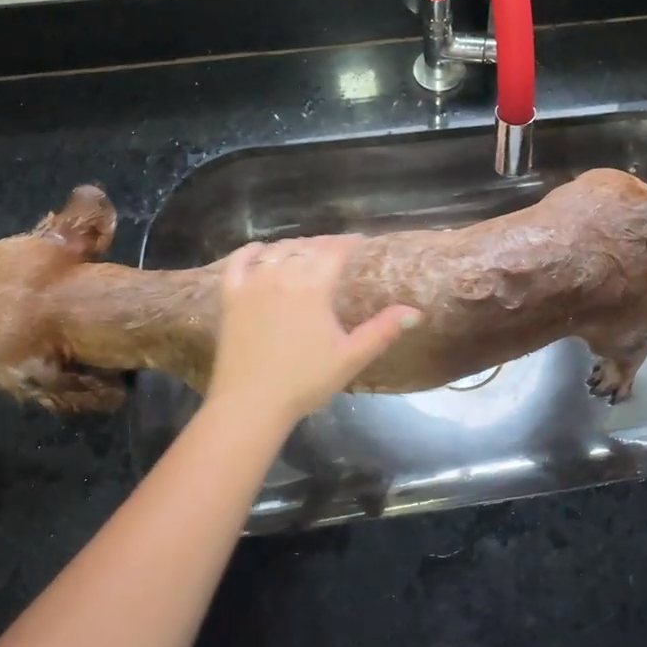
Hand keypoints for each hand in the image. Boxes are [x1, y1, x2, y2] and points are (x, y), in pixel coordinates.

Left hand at [206, 235, 419, 427]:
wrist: (250, 404)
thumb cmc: (305, 381)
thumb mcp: (351, 357)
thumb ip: (383, 330)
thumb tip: (415, 311)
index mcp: (314, 286)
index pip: (335, 250)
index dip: (349, 242)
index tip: (359, 242)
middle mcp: (283, 274)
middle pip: (307, 247)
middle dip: (324, 244)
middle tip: (336, 250)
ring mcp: (253, 283)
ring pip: (277, 250)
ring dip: (295, 246)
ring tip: (306, 252)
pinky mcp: (231, 296)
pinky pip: (239, 261)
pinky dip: (252, 251)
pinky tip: (260, 251)